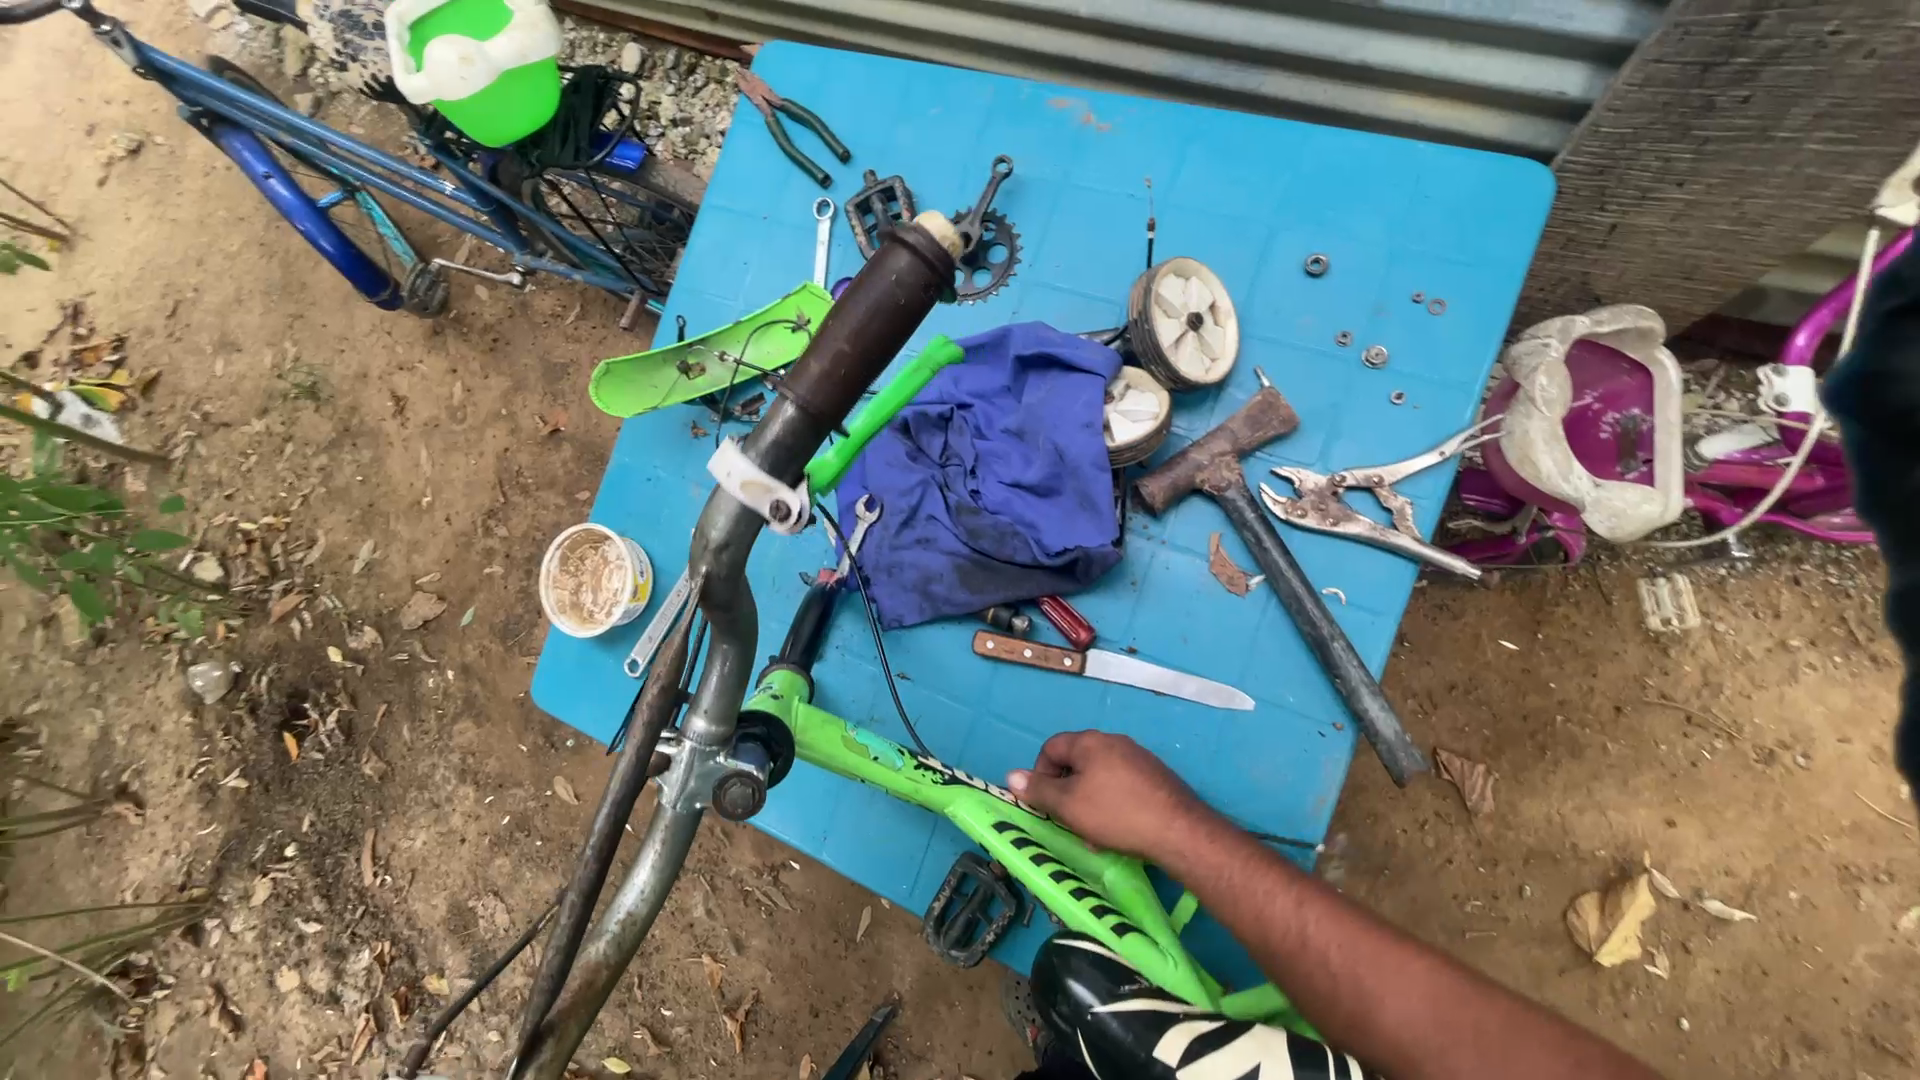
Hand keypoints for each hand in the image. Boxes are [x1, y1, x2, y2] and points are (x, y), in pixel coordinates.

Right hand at [1007, 731, 1218, 860]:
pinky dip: (1112, 804)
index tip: (1043, 803)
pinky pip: (1122, 785)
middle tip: (1066, 820)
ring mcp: (1139, 757)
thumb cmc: (1116, 814)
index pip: (1051, 747)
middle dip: (1066, 791)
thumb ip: (1038, 790)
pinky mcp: (1156, 776)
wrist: (1179, 831)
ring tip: (1093, 833)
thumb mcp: (1068, 805)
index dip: (1039, 774)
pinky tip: (1118, 831)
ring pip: (1099, 776)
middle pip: (1076, 761)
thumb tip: (1011, 775)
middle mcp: (1114, 741)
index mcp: (1089, 741)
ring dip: (1088, 801)